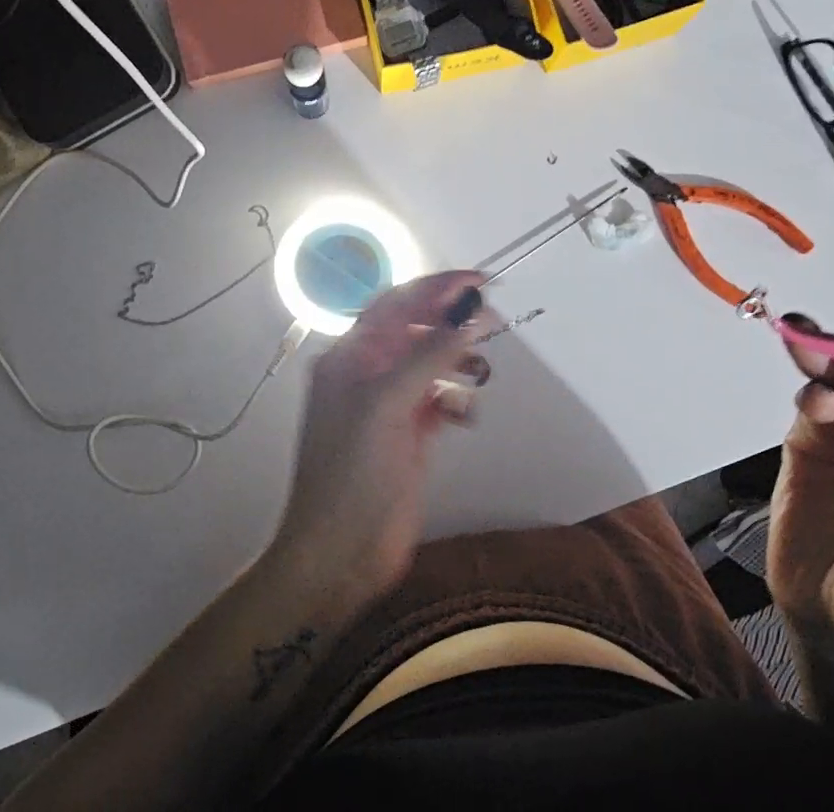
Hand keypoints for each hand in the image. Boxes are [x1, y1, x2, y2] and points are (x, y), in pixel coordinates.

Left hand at [268, 272, 485, 602]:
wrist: (340, 552)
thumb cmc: (354, 475)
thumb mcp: (386, 405)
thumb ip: (429, 356)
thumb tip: (470, 314)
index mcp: (349, 358)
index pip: (395, 305)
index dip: (435, 288)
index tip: (480, 281)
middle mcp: (366, 375)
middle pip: (415, 331)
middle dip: (451, 322)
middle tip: (493, 321)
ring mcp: (388, 408)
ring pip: (429, 366)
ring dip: (457, 361)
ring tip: (483, 370)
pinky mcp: (408, 437)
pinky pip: (438, 402)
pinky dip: (456, 401)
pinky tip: (466, 414)